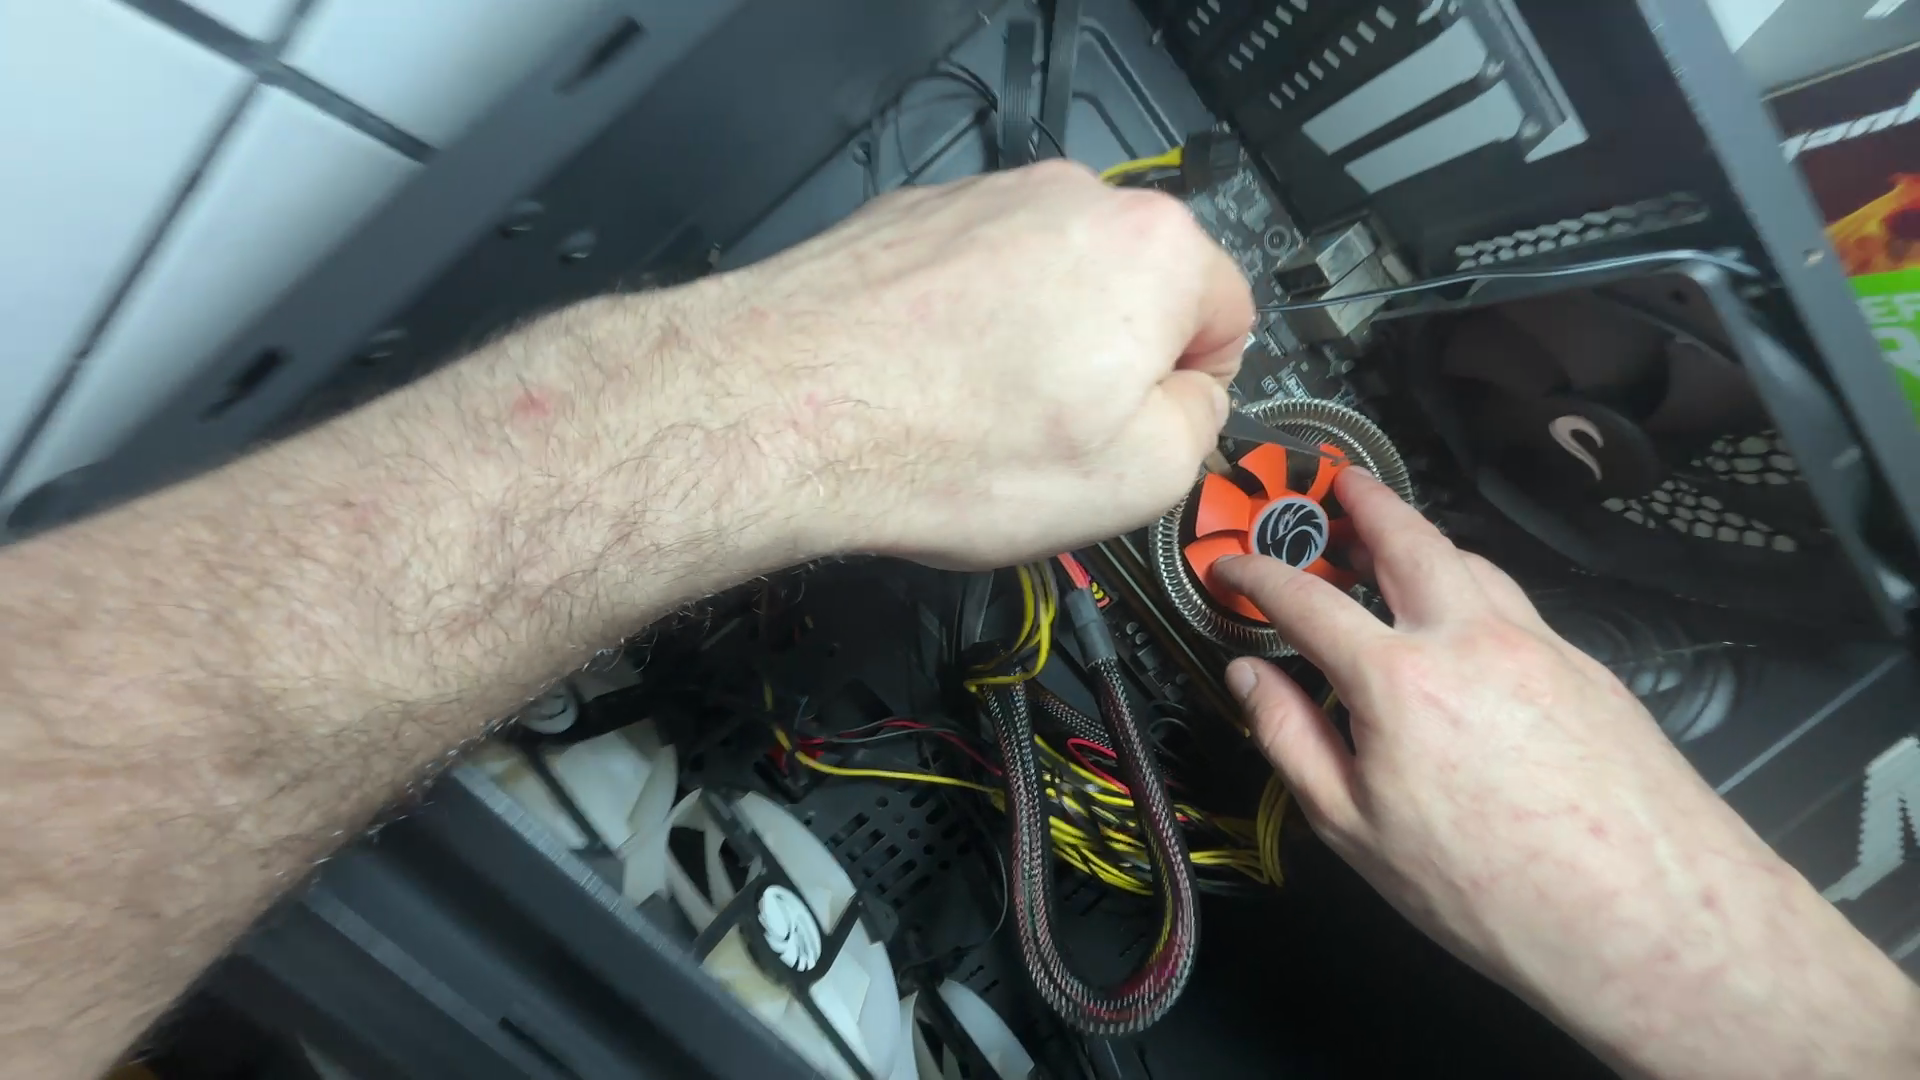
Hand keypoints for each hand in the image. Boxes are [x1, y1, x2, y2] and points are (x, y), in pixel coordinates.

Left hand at [692, 161, 1251, 567]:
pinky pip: (972, 282)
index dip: (1190, 389)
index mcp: (1152, 252)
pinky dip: (966, 331)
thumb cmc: (956, 450)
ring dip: (1032, 350)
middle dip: (1108, 367)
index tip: (1141, 431)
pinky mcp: (909, 221)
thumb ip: (1197, 424)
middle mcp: (1070, 200)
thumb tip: (1190, 395)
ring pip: (1047, 288)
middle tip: (1053, 437)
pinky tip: (929, 384)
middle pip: (1130, 297)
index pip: (1225, 315)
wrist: (786, 413)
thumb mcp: (1136, 478)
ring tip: (978, 417)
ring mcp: (981, 203)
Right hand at [1214, 470, 1919, 1078]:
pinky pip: (1514, 602)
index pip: (1304, 599)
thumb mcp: (1351, 824)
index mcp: (1398, 680)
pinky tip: (1461, 617)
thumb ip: (1287, 736)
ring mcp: (1539, 647)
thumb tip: (1248, 675)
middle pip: (1409, 540)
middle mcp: (1470, 641)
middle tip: (1342, 480)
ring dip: (1423, 539)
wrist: (1662, 935)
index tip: (1231, 567)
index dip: (1256, 574)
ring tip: (1394, 540)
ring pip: (1471, 562)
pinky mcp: (1589, 670)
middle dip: (1367, 501)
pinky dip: (1471, 585)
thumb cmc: (1488, 889)